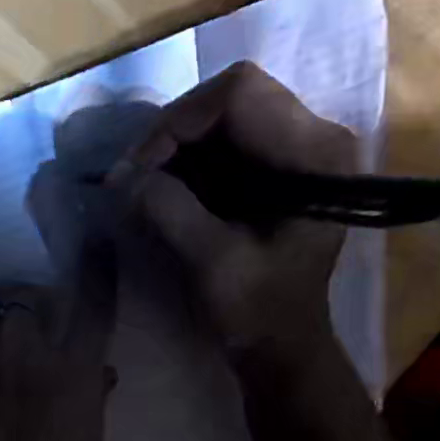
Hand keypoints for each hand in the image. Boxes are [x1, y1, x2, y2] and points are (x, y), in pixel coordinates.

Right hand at [109, 62, 356, 353]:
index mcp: (316, 156)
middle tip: (136, 175)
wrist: (283, 345)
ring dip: (178, 147)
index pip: (240, 95)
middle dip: (174, 134)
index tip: (140, 167)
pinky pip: (228, 139)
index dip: (179, 122)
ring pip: (225, 116)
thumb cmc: (259, 313)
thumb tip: (122, 174)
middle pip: (232, 98)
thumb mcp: (212, 264)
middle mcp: (317, 137)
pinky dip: (191, 160)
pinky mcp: (281, 165)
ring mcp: (300, 149)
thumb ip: (169, 210)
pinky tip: (168, 189)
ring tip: (146, 185)